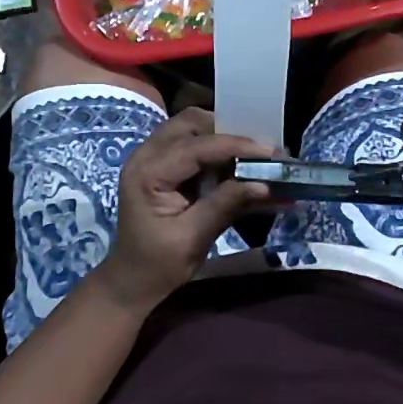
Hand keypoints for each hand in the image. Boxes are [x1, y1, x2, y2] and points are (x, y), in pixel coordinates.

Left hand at [99, 108, 272, 308]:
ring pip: (193, 128)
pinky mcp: (163, 165)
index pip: (196, 147)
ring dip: (224, 138)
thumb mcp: (193, 238)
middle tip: (262, 149)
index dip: (235, 145)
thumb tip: (264, 184)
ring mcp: (152, 157)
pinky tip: (240, 165)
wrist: (132, 279)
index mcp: (147, 173)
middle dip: (229, 131)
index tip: (270, 151)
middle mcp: (146, 155)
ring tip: (254, 155)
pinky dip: (217, 150)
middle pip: (191, 123)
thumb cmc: (158, 264)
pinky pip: (192, 144)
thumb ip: (225, 205)